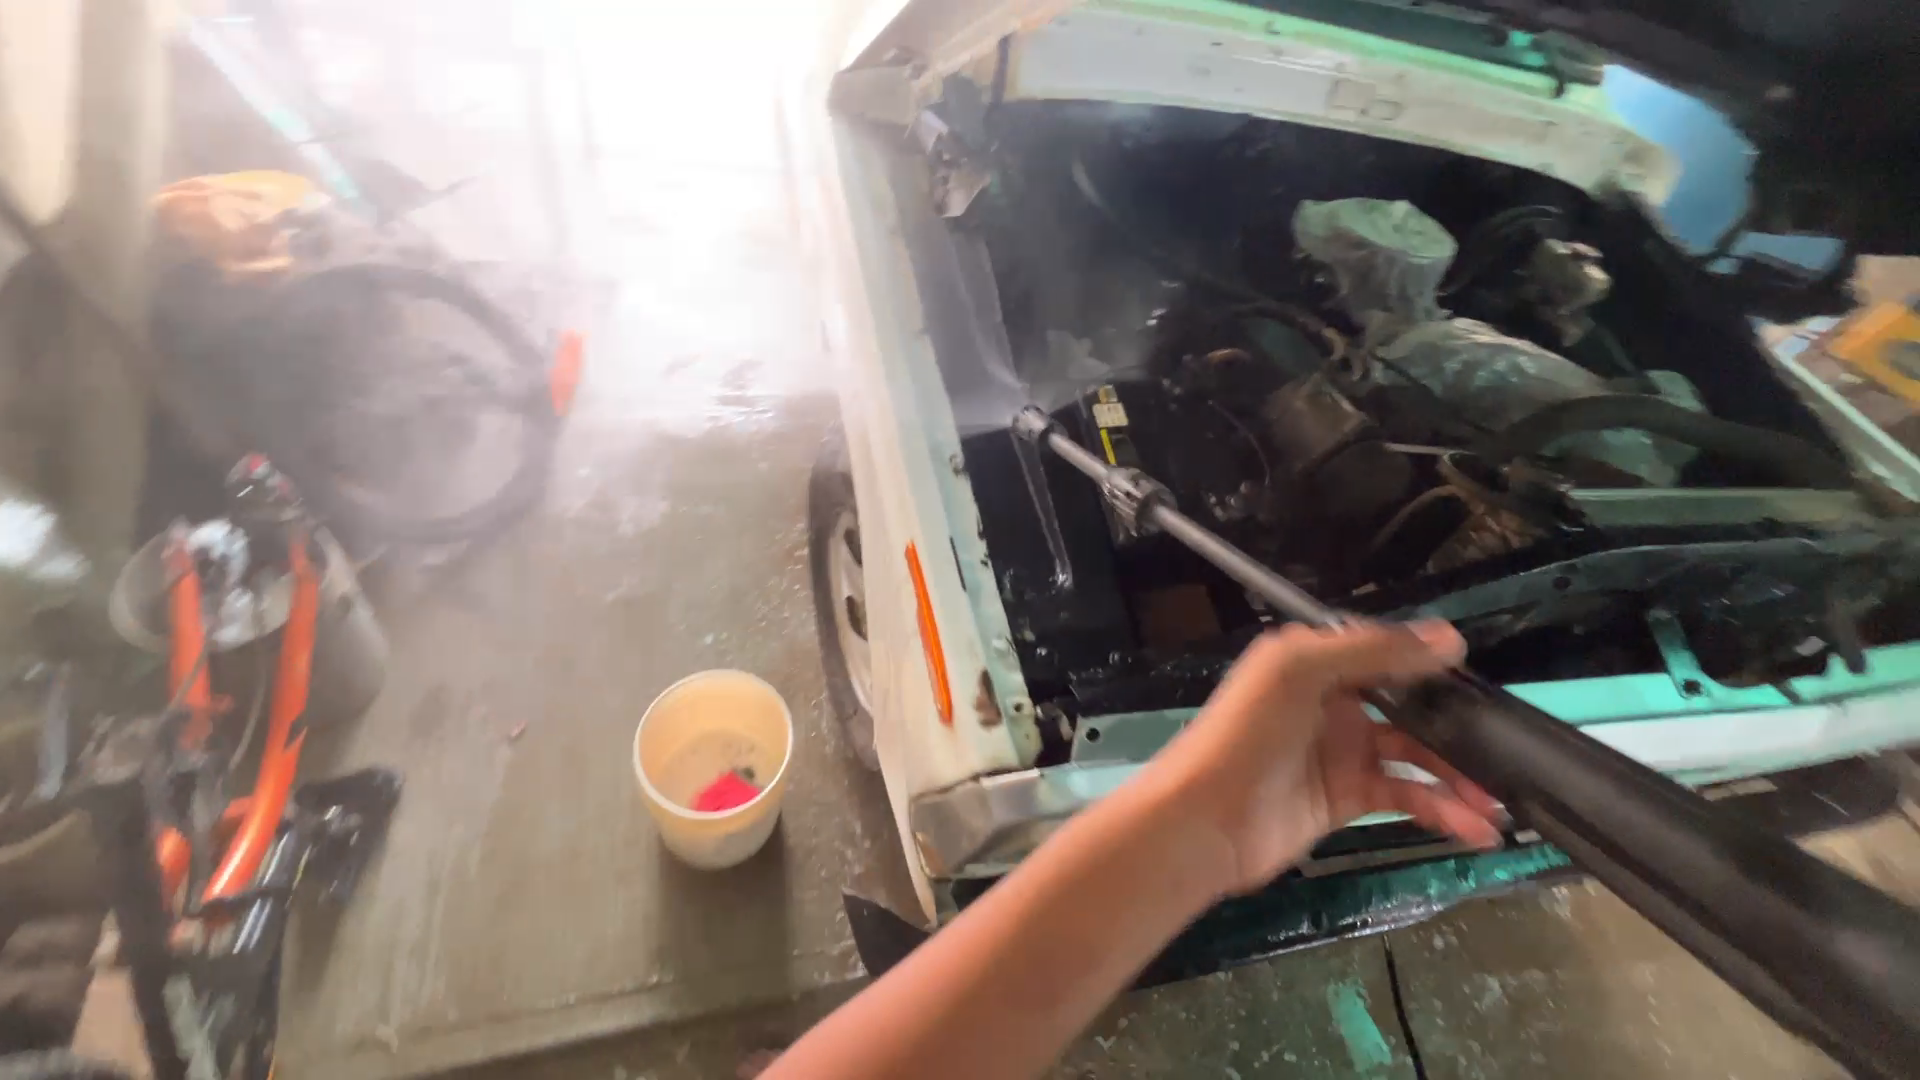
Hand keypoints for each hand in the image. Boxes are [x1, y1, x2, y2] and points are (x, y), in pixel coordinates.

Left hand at [1150, 621, 1504, 895]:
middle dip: (1455, 723)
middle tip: (1506, 746)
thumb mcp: (1296, 672)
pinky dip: (1441, 810)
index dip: (1426, 663)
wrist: (1205, 817)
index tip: (1477, 681)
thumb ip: (1368, 649)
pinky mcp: (1344, 798)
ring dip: (1458, 774)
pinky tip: (1475, 827)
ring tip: (1500, 800)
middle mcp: (1328, 702)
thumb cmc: (1246, 733)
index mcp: (1311, 663)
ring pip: (1413, 754)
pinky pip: (1404, 797)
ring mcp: (1338, 752)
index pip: (1381, 652)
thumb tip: (1448, 637)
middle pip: (1406, 705)